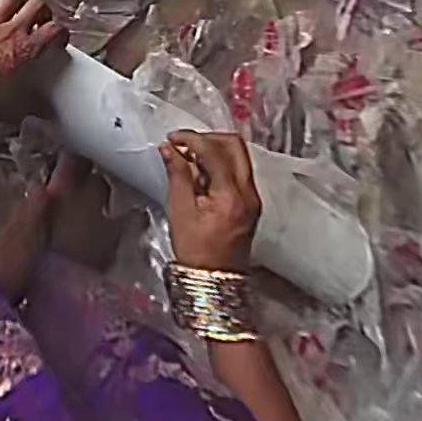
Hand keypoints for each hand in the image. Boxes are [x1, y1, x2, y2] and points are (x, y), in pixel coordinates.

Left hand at [0, 0, 68, 121]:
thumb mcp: (16, 106)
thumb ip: (33, 105)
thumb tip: (45, 113)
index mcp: (27, 50)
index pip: (54, 30)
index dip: (61, 31)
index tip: (59, 37)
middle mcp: (12, 31)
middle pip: (36, 5)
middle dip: (42, 10)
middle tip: (40, 19)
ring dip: (18, 0)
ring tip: (19, 7)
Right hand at [157, 130, 260, 270]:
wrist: (215, 283)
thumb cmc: (195, 252)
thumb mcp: (179, 210)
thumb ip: (176, 174)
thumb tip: (169, 148)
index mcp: (231, 196)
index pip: (213, 151)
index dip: (190, 139)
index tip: (172, 139)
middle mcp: (249, 193)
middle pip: (234, 145)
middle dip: (207, 138)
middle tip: (184, 143)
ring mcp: (253, 197)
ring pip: (238, 154)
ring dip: (214, 148)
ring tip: (189, 157)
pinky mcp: (251, 202)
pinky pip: (238, 169)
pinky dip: (220, 162)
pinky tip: (201, 171)